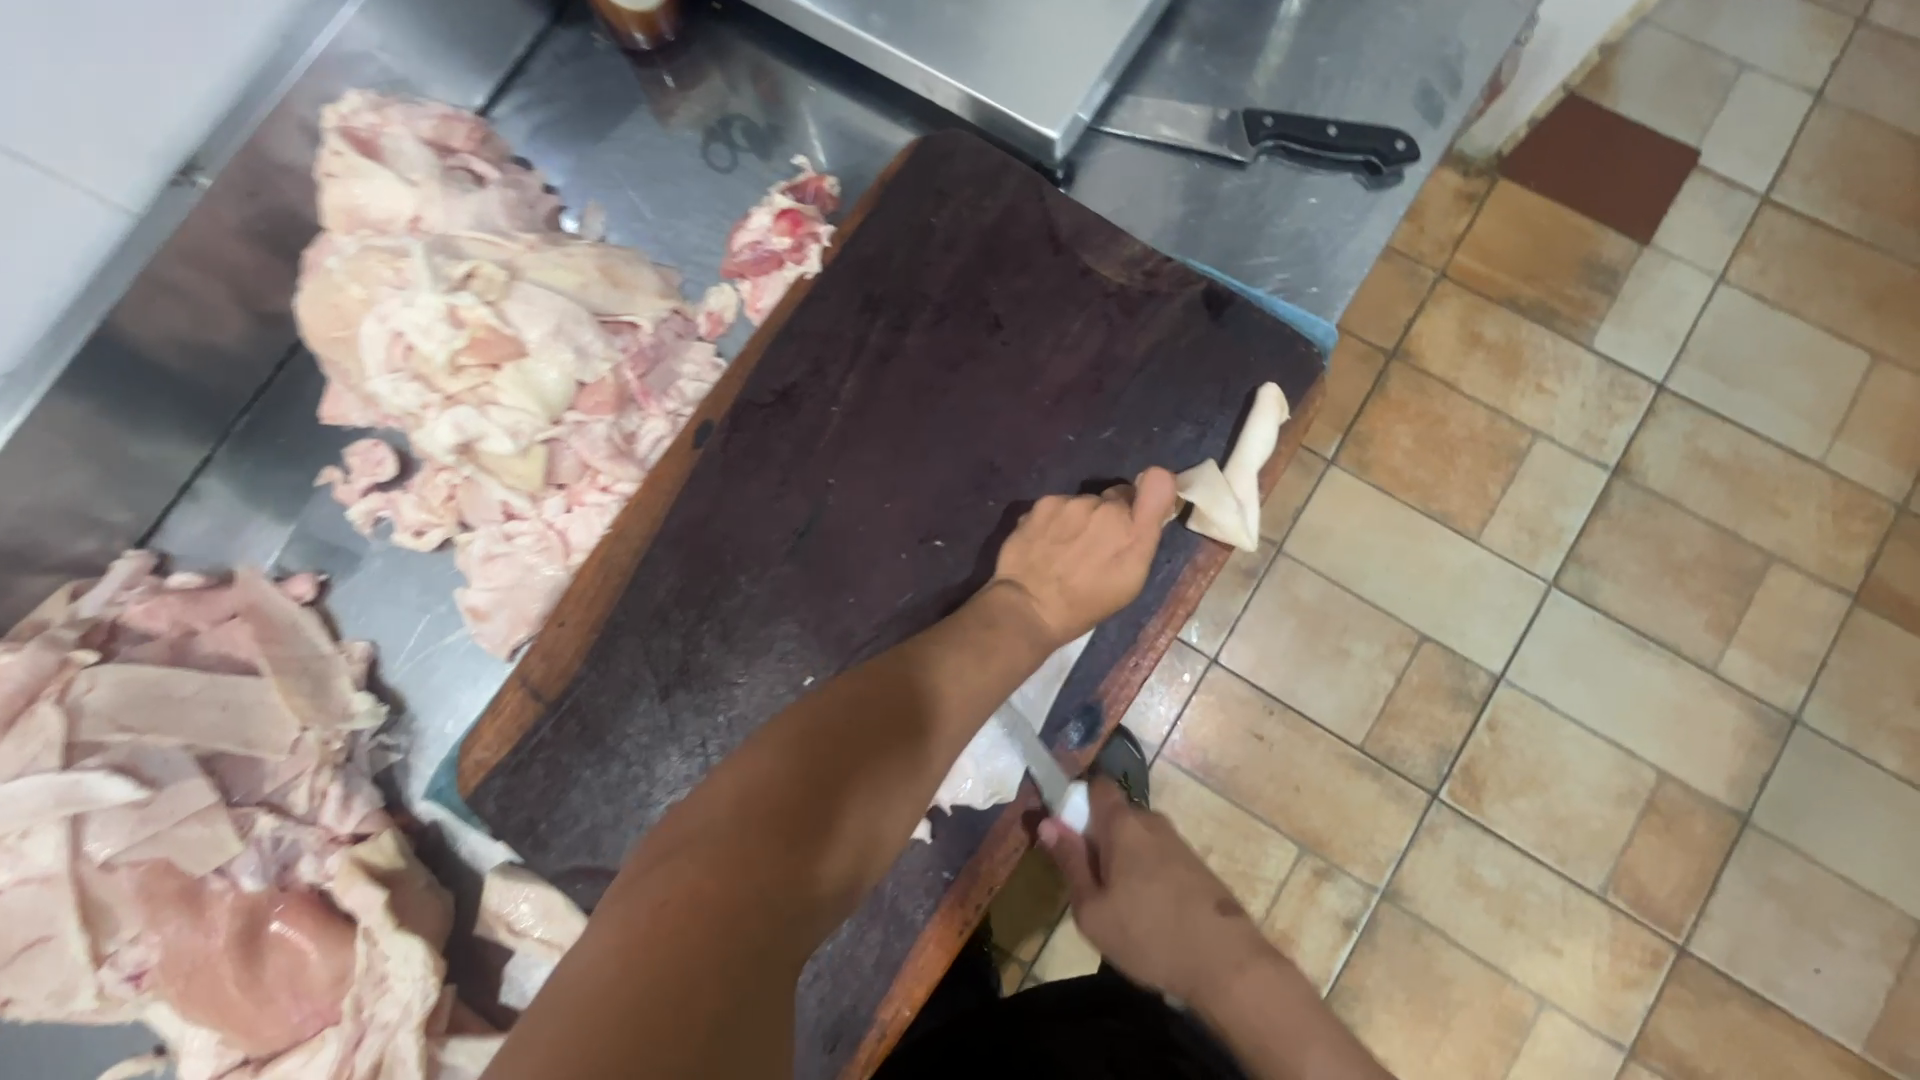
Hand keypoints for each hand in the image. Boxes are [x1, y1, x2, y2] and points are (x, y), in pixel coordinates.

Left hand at [988, 468, 1176, 648]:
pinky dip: (1054, 521)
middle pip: (1114, 499)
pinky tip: (1046, 543)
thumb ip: (1142, 538)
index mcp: (1134, 531)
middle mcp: (1107, 507)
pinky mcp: (1044, 503)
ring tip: (1065, 549)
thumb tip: (1143, 509)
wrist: (1029, 607)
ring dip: (1079, 519)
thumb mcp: (1130, 581)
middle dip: (1109, 517)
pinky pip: (1058, 506)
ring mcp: (1073, 502)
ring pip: (1083, 503)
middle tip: (1094, 547)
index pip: (1158, 480)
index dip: (1149, 491)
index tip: (1138, 508)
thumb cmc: (1087, 603)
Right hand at [1038, 777, 1272, 1005]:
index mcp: (1123, 824)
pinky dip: (1146, 874)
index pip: (1098, 786)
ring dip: (1123, 860)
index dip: (1078, 801)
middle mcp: (1153, 823)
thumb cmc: (1148, 935)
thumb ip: (1069, 862)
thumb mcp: (1092, 909)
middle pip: (1117, 815)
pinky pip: (1158, 857)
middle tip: (1088, 881)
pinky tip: (1147, 913)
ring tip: (1118, 905)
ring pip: (1139, 839)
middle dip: (1099, 838)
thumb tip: (1047, 822)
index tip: (1066, 832)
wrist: (1228, 964)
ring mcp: (1179, 844)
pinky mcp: (1197, 867)